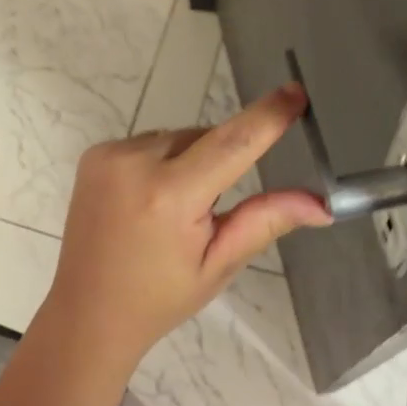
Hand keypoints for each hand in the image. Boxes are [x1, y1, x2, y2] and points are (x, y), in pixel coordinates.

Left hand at [42, 82, 332, 356]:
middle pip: (204, 138)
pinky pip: (147, 141)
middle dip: (218, 162)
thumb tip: (320, 203)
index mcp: (171, 196)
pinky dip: (159, 160)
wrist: (86, 313)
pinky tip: (147, 200)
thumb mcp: (219, 264)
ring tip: (170, 213)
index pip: (233, 142)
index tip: (295, 92)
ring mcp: (110, 154)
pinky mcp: (95, 153)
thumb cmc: (160, 297)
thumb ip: (266, 221)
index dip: (267, 115)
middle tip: (206, 213)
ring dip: (188, 160)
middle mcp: (136, 163)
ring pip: (176, 137)